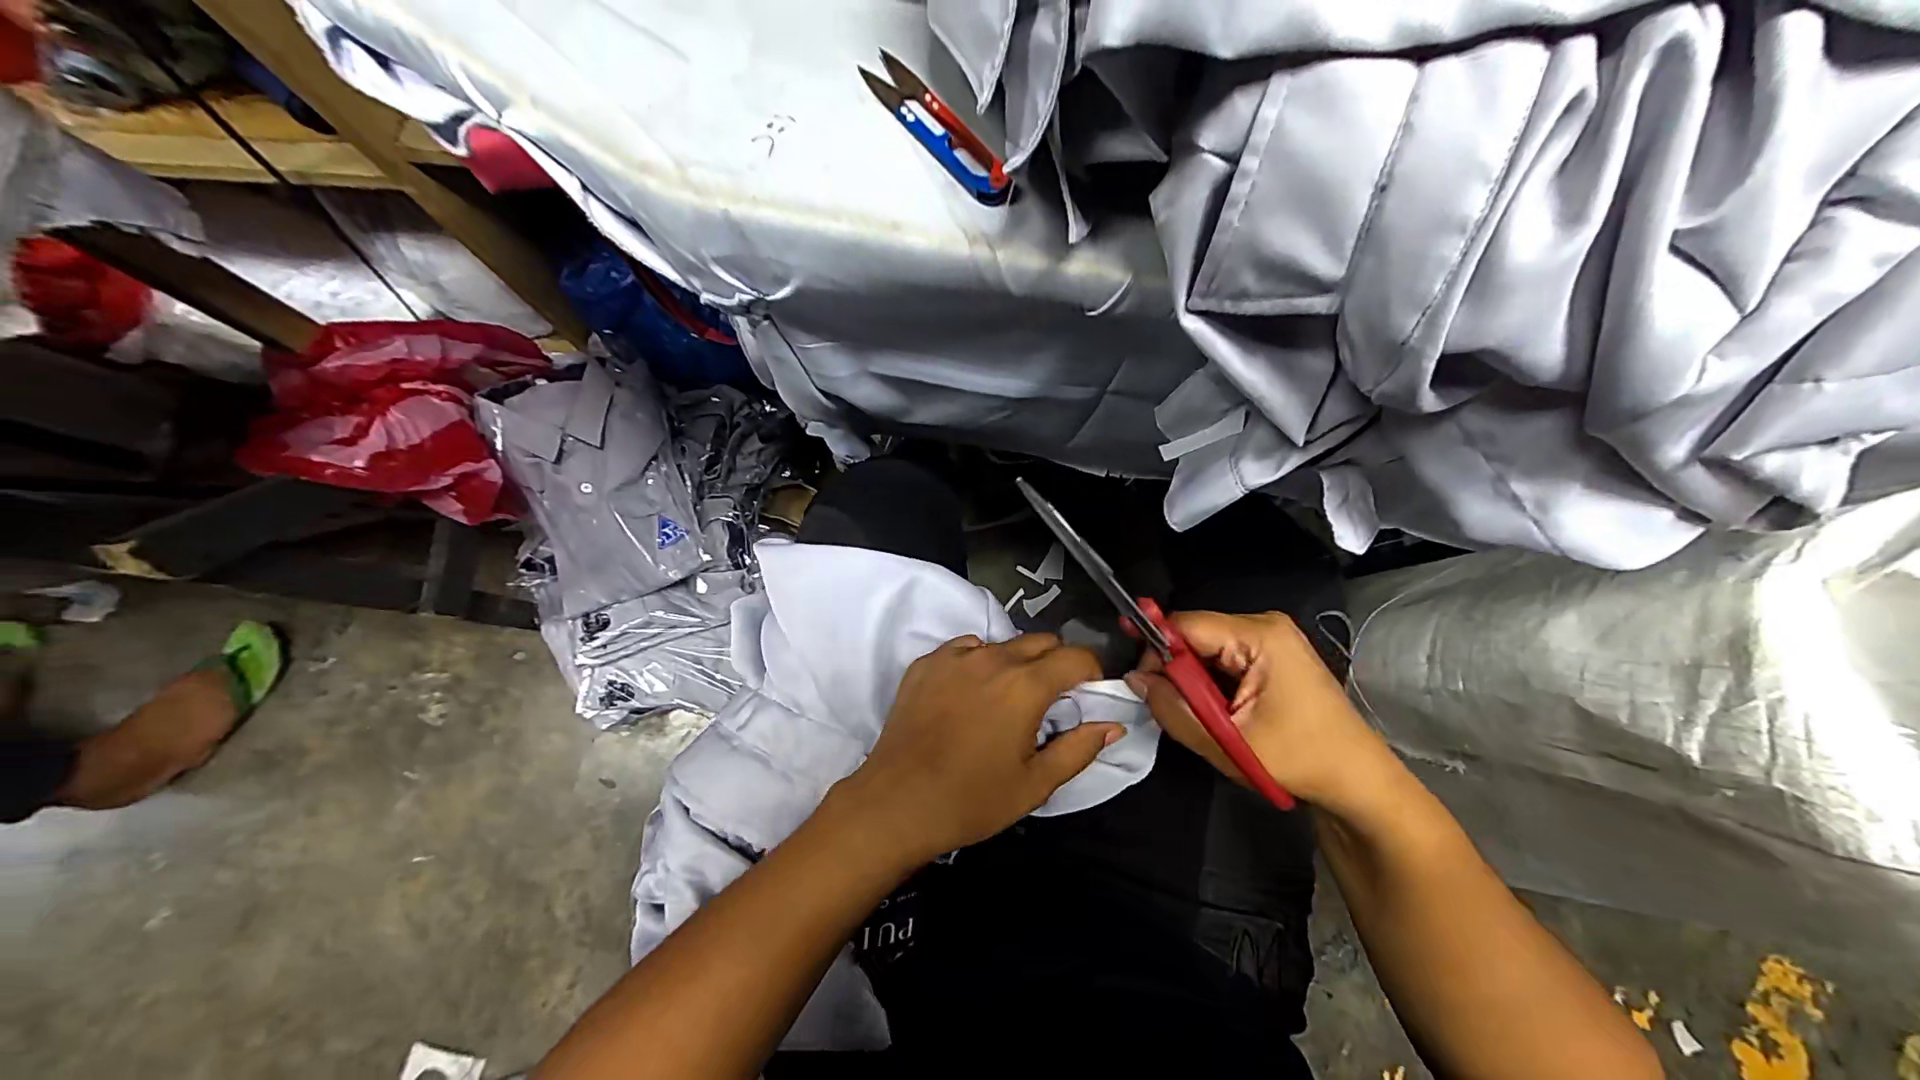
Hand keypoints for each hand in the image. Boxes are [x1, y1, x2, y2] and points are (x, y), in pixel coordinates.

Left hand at [828, 633, 1119, 865]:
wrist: (897, 803)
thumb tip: (1112, 724)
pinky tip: (970, 694)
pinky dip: (978, 662)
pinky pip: (965, 648)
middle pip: (1041, 641)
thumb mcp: (1035, 784)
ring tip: (1007, 699)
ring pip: (1002, 644)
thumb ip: (1079, 749)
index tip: (1090, 693)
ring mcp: (954, 657)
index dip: (1092, 671)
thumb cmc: (972, 800)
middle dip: (1057, 662)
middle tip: (1052, 699)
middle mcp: (992, 659)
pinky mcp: (925, 663)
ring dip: (1016, 662)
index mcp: (1025, 686)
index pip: (1076, 656)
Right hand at [1124, 611, 1393, 813]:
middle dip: (1175, 669)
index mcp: (1260, 636)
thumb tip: (1135, 680)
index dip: (1155, 650)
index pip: (1184, 624)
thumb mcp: (1228, 743)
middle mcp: (1265, 625)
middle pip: (1194, 634)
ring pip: (1205, 648)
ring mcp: (1271, 638)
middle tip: (1170, 708)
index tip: (1142, 684)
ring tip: (1201, 715)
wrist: (1357, 781)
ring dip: (1193, 680)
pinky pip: (1222, 657)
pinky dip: (1210, 683)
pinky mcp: (1272, 654)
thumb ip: (1173, 709)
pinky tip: (1218, 710)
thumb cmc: (1300, 760)